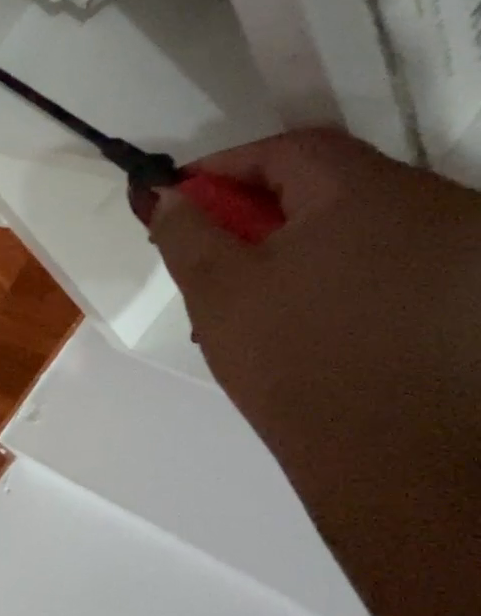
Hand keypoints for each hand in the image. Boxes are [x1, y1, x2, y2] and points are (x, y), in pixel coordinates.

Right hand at [150, 127, 480, 615]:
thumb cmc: (296, 363)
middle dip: (266, 212)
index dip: (228, 167)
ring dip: (307, 246)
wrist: (404, 468)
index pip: (292, 147)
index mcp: (373, 196)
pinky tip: (318, 325)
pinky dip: (352, 277)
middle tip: (215, 258)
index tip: (181, 203)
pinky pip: (406, 264)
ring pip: (371, 228)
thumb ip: (186, 229)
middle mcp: (446, 210)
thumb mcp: (218, 290)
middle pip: (336, 185)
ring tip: (262, 303)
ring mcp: (475, 259)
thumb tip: (166, 193)